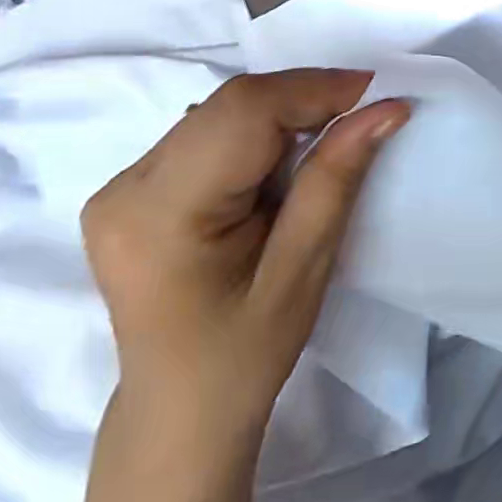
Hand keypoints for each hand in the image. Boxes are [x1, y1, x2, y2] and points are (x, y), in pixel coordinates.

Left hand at [80, 69, 410, 422]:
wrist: (179, 412)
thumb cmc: (244, 357)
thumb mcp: (303, 271)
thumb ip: (335, 180)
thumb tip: (382, 109)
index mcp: (158, 214)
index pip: (242, 114)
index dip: (314, 89)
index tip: (377, 91)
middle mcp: (124, 187)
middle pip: (228, 106)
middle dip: (304, 98)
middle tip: (365, 111)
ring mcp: (120, 185)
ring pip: (219, 112)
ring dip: (284, 112)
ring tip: (333, 134)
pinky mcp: (131, 189)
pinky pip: (207, 133)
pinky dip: (259, 132)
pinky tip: (286, 158)